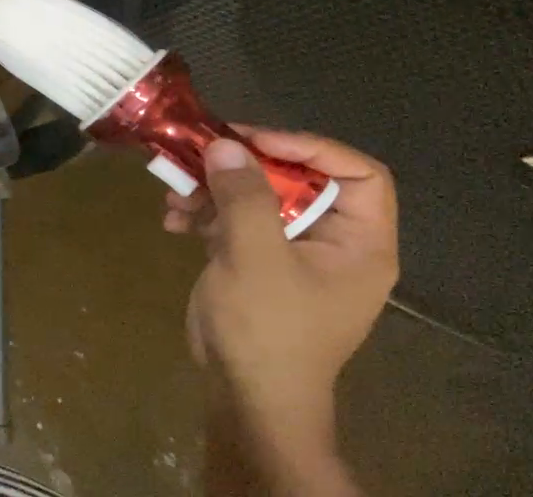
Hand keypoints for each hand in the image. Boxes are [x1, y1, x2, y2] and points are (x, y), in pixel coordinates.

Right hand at [165, 129, 397, 433]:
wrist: (246, 390)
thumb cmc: (267, 326)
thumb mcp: (255, 257)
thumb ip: (244, 198)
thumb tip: (225, 144)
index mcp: (359, 243)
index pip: (358, 175)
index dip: (308, 148)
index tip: (252, 141)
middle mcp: (332, 242)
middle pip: (297, 179)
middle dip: (242, 167)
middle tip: (198, 154)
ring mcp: (291, 252)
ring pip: (257, 196)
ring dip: (212, 189)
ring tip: (174, 195)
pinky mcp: (254, 261)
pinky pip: (233, 219)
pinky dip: (202, 213)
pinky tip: (173, 221)